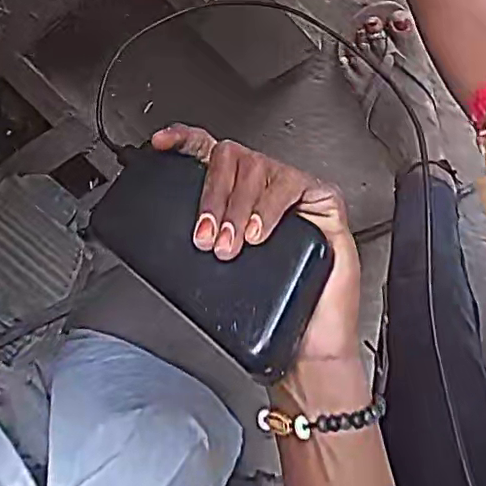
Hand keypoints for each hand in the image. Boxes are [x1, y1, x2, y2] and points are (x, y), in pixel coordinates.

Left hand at [152, 124, 363, 371]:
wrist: (312, 346)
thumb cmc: (269, 308)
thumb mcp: (221, 265)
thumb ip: (203, 234)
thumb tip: (165, 229)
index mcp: (234, 189)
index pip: (206, 148)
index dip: (183, 139)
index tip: (163, 143)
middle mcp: (261, 182)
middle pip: (229, 156)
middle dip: (212, 196)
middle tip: (205, 236)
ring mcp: (291, 187)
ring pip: (256, 167)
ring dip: (237, 206)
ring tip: (231, 244)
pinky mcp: (322, 198)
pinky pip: (292, 184)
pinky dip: (269, 208)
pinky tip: (259, 231)